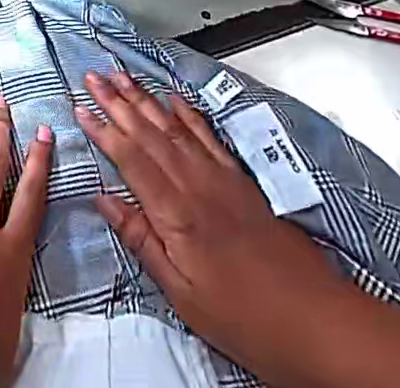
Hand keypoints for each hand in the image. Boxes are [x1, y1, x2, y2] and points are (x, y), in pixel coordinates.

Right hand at [75, 71, 345, 360]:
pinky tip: (174, 98)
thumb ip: (142, 239)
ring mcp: (220, 177)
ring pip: (174, 127)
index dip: (102, 130)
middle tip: (93, 76)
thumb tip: (103, 200)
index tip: (79, 108)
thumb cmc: (245, 318)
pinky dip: (189, 113)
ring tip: (121, 76)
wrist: (320, 322)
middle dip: (116, 102)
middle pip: (148, 132)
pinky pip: (209, 137)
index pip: (129, 158)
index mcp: (176, 211)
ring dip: (145, 99)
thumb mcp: (182, 292)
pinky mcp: (241, 181)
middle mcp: (196, 183)